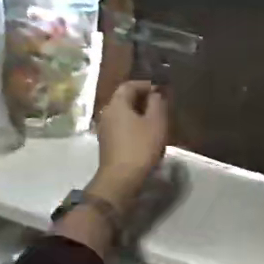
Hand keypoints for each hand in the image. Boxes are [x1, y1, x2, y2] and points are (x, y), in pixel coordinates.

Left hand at [88, 80, 168, 212]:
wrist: (121, 178)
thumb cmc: (140, 147)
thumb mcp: (156, 122)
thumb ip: (157, 103)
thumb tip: (155, 94)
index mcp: (117, 104)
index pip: (129, 85)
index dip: (145, 85)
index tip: (160, 90)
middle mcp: (107, 113)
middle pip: (124, 99)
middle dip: (141, 99)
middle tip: (159, 104)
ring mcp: (104, 129)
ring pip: (122, 114)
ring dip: (137, 114)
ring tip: (154, 120)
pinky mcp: (106, 143)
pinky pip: (120, 127)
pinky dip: (132, 126)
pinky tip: (144, 135)